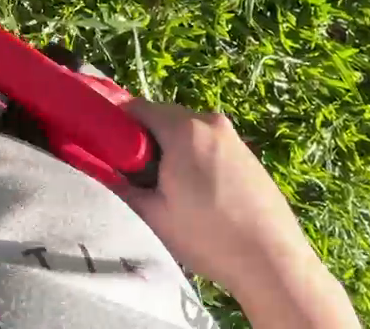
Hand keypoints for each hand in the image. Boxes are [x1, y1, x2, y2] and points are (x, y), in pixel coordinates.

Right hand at [120, 102, 357, 328]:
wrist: (274, 264)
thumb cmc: (209, 236)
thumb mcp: (152, 214)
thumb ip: (118, 185)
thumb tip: (95, 168)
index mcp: (183, 127)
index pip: (136, 106)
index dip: (118, 124)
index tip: (111, 150)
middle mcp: (209, 121)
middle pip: (163, 116)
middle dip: (146, 139)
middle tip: (139, 174)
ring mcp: (233, 137)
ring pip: (187, 131)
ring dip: (173, 149)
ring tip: (171, 188)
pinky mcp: (248, 154)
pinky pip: (208, 144)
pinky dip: (196, 157)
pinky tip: (200, 193)